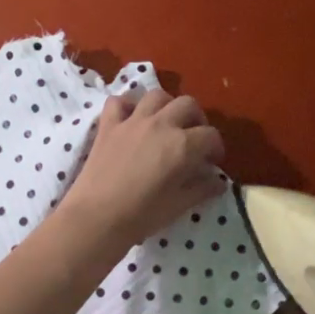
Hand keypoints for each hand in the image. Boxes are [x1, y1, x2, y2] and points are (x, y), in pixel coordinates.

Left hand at [60, 90, 225, 248]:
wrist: (96, 217)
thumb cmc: (142, 215)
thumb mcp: (179, 205)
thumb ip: (202, 188)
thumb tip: (218, 181)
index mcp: (183, 145)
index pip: (210, 136)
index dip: (215, 148)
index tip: (211, 161)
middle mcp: (161, 124)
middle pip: (188, 105)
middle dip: (196, 119)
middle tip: (193, 139)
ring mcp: (132, 121)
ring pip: (156, 96)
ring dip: (166, 106)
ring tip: (166, 123)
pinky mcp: (108, 125)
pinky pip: (118, 102)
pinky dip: (127, 106)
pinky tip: (131, 119)